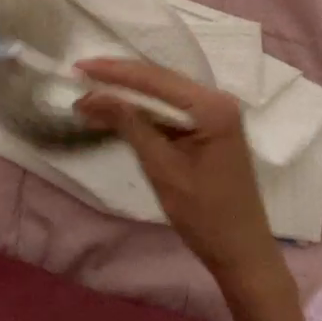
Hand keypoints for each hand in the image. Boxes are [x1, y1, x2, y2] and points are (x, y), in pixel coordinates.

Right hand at [75, 59, 280, 280]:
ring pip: (162, 94)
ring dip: (126, 96)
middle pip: (159, 80)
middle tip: (79, 77)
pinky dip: (141, 112)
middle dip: (117, 80)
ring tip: (89, 97)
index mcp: (212, 107)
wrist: (242, 253)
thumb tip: (93, 95)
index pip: (155, 79)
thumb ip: (130, 124)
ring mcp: (215, 113)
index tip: (79, 67)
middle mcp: (217, 100)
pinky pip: (169, 110)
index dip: (114, 72)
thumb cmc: (205, 215)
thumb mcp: (162, 168)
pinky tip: (115, 114)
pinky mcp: (208, 128)